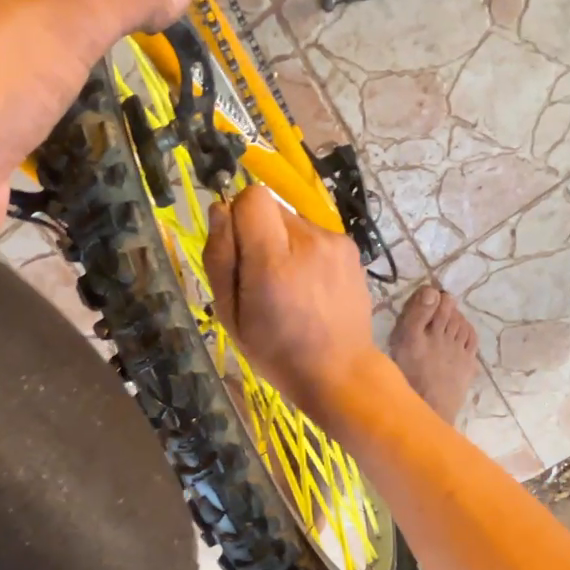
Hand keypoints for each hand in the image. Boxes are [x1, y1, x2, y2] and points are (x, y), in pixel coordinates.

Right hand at [202, 186, 384, 419]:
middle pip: (270, 207)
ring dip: (282, 244)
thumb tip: (219, 209)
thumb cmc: (277, 353)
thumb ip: (219, 259)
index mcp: (273, 261)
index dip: (238, 218)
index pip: (251, 197)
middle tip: (261, 278)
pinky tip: (310, 288)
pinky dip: (306, 254)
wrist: (339, 372)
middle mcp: (308, 241)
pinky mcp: (350, 248)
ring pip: (293, 221)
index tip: (238, 252)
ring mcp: (334, 242)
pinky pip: (315, 235)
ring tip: (289, 287)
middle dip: (258, 233)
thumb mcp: (231, 317)